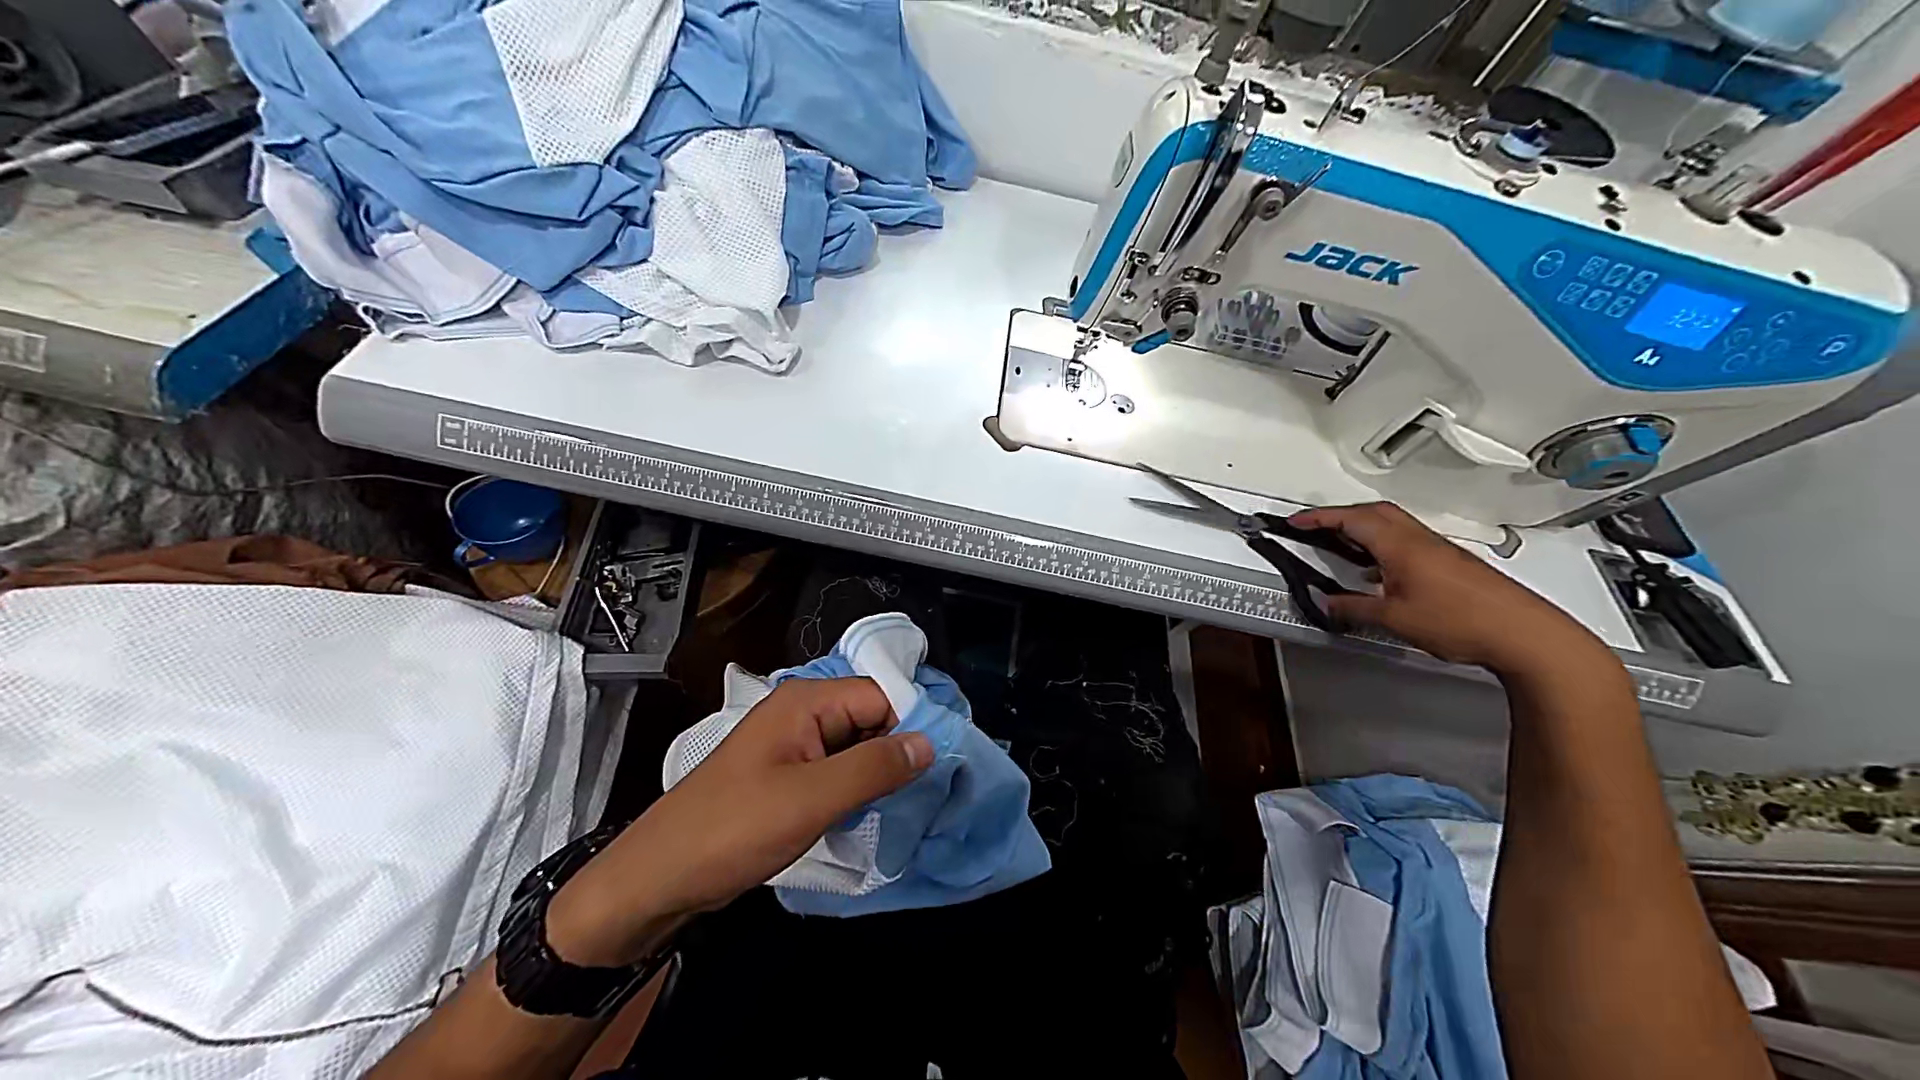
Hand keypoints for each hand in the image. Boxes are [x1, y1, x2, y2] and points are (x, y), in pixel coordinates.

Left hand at [546, 677, 931, 965]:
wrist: (659, 877)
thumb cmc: (732, 831)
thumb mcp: (811, 799)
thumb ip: (874, 768)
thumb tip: (929, 743)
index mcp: (806, 702)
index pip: (882, 695)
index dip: (915, 724)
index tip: (944, 762)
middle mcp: (802, 712)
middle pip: (872, 717)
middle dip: (899, 749)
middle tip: (927, 789)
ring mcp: (794, 744)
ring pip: (857, 745)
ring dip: (879, 772)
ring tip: (904, 803)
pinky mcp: (788, 773)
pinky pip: (838, 768)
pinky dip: (857, 787)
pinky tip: (869, 811)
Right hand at [1289, 502, 1609, 675]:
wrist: (1524, 635)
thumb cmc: (1463, 621)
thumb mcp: (1394, 619)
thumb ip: (1355, 608)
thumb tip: (1330, 602)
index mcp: (1401, 546)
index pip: (1352, 519)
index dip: (1319, 518)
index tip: (1297, 522)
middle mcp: (1420, 540)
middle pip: (1373, 512)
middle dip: (1339, 514)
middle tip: (1315, 527)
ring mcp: (1439, 549)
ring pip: (1393, 524)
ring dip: (1363, 527)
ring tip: (1341, 545)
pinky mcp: (1451, 562)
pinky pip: (1408, 540)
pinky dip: (1383, 543)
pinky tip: (1378, 569)